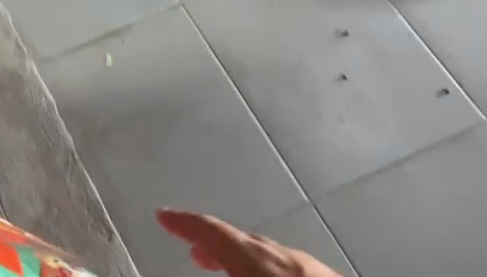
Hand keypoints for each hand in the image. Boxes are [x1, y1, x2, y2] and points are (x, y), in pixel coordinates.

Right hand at [157, 209, 343, 276]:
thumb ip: (220, 267)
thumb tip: (196, 261)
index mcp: (260, 265)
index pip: (214, 232)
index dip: (185, 223)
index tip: (164, 216)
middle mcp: (292, 263)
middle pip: (247, 242)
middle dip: (217, 244)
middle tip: (194, 251)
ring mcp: (322, 276)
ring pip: (277, 259)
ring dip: (248, 262)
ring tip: (234, 272)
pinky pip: (300, 274)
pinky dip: (276, 275)